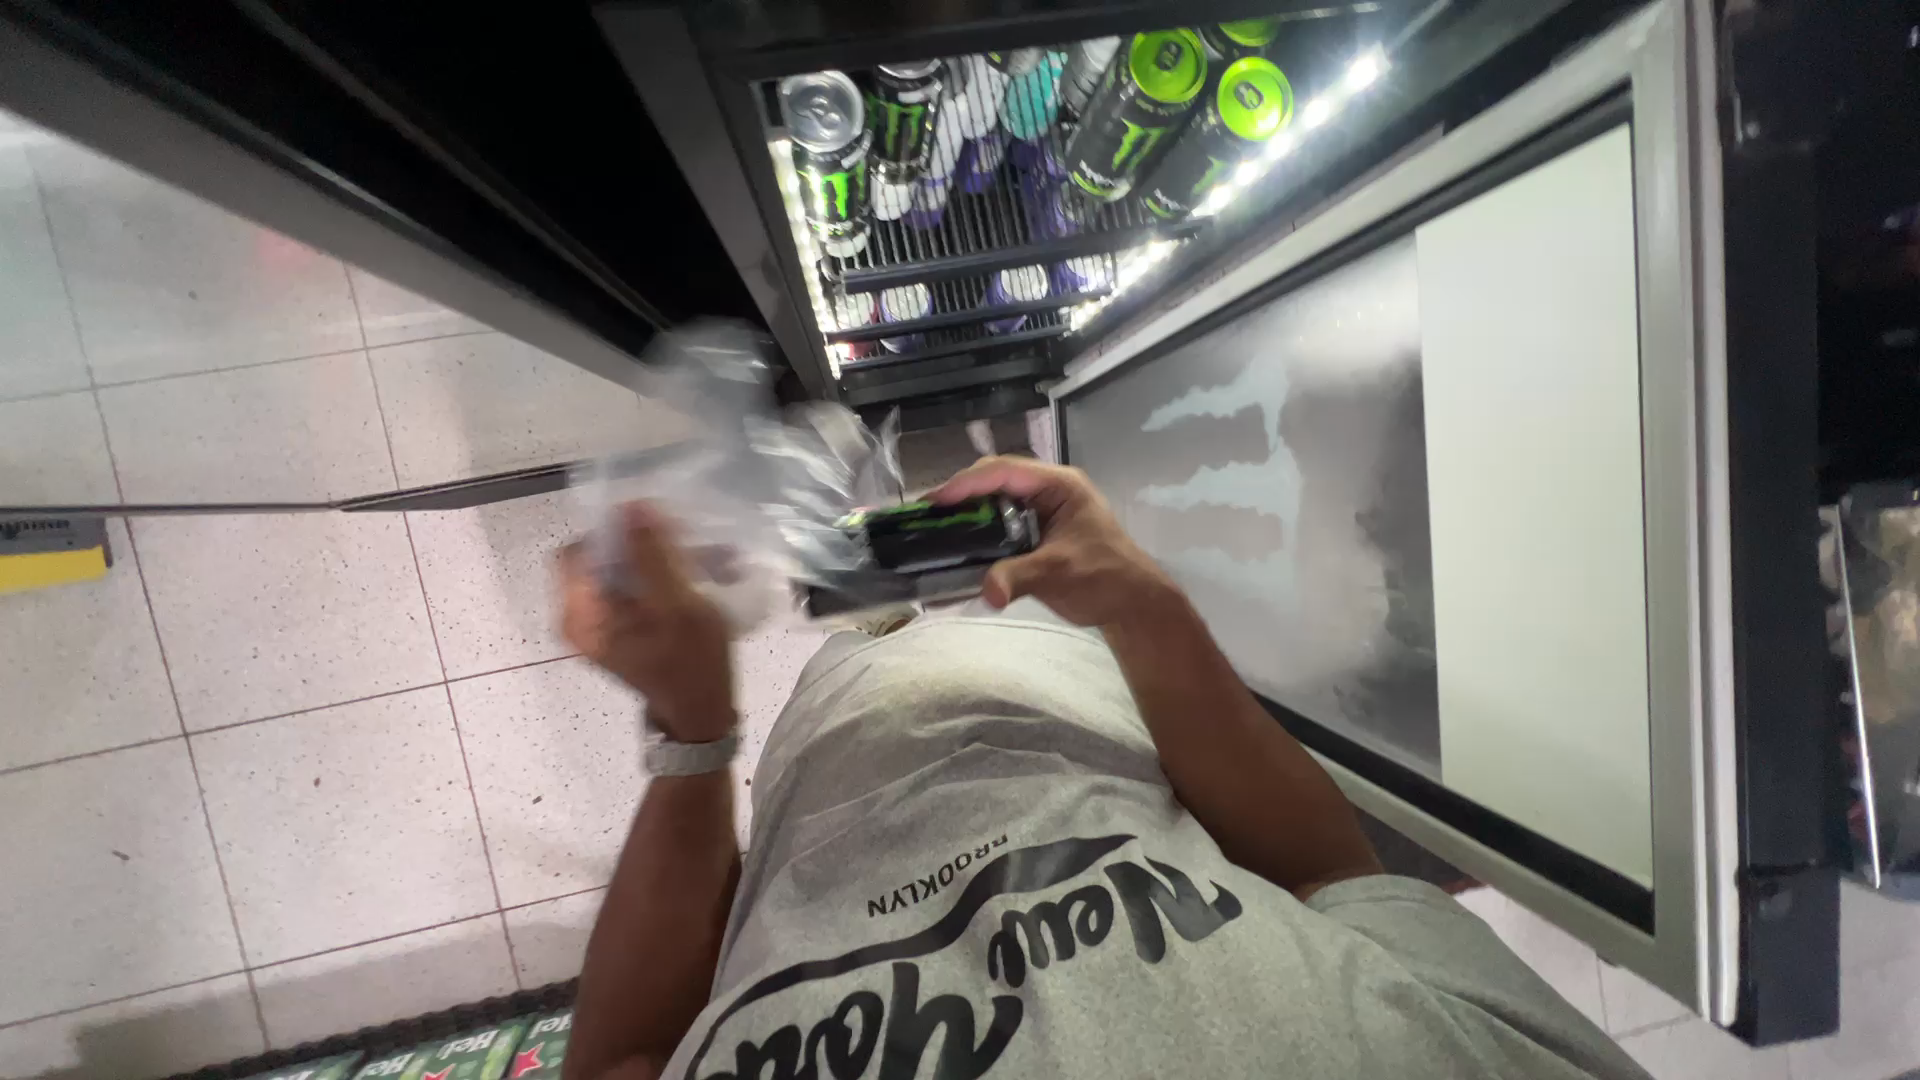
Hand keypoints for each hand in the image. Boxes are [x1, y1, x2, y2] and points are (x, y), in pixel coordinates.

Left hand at [558, 503, 734, 742]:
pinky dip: (662, 577)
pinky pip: (633, 588)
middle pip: (599, 559)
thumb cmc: (692, 664)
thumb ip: (653, 557)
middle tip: (684, 544)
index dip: (613, 532)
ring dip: (659, 559)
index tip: (657, 529)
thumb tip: (632, 506)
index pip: (578, 551)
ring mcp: (600, 624)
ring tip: (703, 559)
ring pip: (620, 570)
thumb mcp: (677, 607)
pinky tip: (699, 577)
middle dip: (643, 544)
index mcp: (580, 615)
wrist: (701, 714)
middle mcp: (579, 617)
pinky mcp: (621, 627)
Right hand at [932, 456, 1182, 627]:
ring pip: (998, 497)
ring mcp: (1046, 508)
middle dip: (963, 492)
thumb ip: (1018, 578)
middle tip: (928, 513)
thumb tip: (987, 593)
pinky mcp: (1040, 529)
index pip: (1005, 471)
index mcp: (1060, 485)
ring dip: (970, 509)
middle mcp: (1050, 489)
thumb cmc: (1104, 579)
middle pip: (997, 478)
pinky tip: (961, 541)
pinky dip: (981, 527)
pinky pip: (1004, 518)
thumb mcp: (1058, 575)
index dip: (967, 482)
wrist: (1134, 605)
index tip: (935, 499)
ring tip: (937, 524)